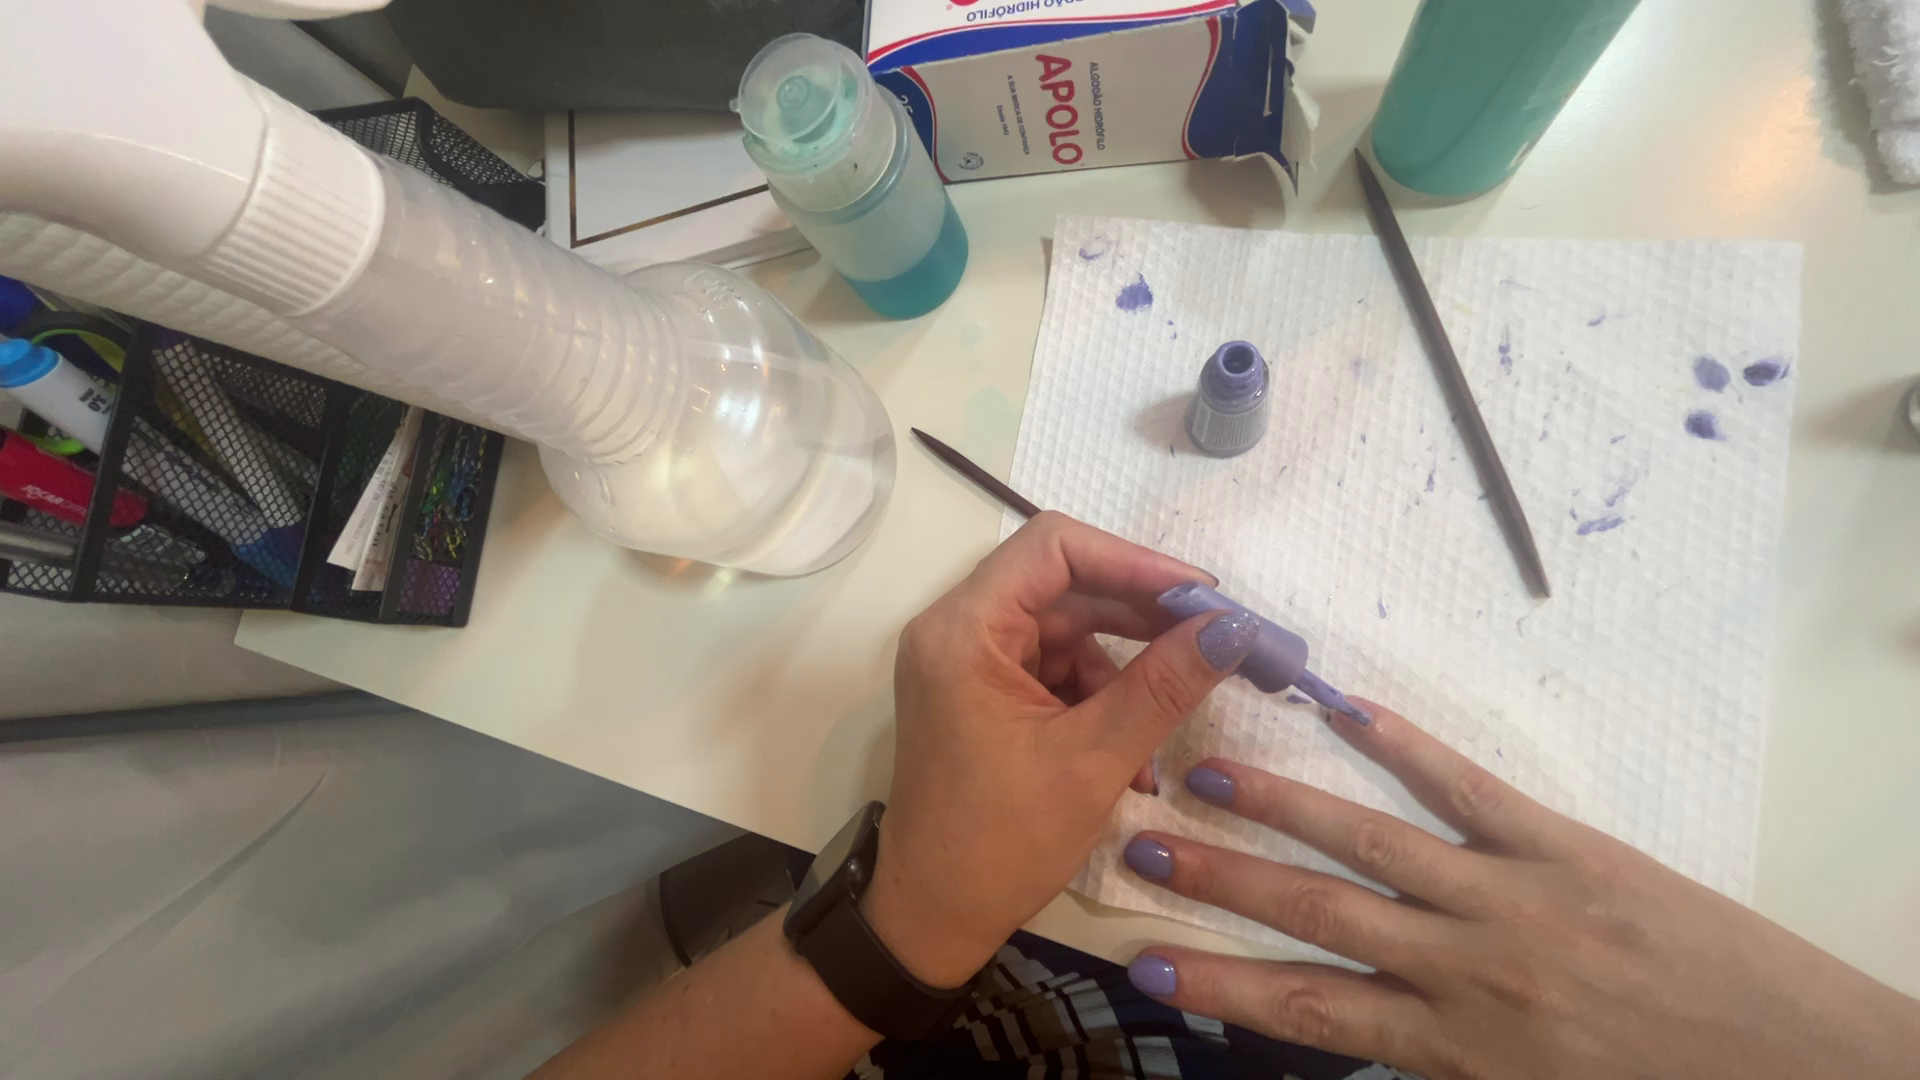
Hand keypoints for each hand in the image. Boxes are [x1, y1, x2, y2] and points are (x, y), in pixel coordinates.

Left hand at [860, 512, 1261, 987]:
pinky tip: (1132, 748)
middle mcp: (958, 626)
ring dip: (1123, 664)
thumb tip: (1234, 627)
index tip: (1200, 594)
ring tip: (1178, 700)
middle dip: (1139, 609)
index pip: (1052, 548)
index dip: (1132, 559)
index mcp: (963, 628)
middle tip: (1214, 632)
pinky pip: (1054, 665)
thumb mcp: (1093, 759)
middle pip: (1061, 583)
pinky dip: (1098, 695)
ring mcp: (970, 656)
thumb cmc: (1000, 842)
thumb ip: (1164, 684)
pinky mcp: (985, 686)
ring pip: (1064, 626)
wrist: (933, 915)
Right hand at [1121, 702, 1919, 1078]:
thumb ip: (1431, 1060)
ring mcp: (1509, 893)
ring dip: (1280, 804)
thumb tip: (1339, 1011)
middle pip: (1314, 912)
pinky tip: (1345, 706)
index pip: (1306, 1006)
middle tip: (1142, 841)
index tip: (1146, 959)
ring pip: (1367, 841)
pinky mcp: (1562, 845)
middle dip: (1220, 880)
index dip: (1219, 985)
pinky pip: (1465, 787)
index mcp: (1458, 1044)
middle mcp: (1464, 964)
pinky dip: (1402, 745)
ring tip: (1208, 775)